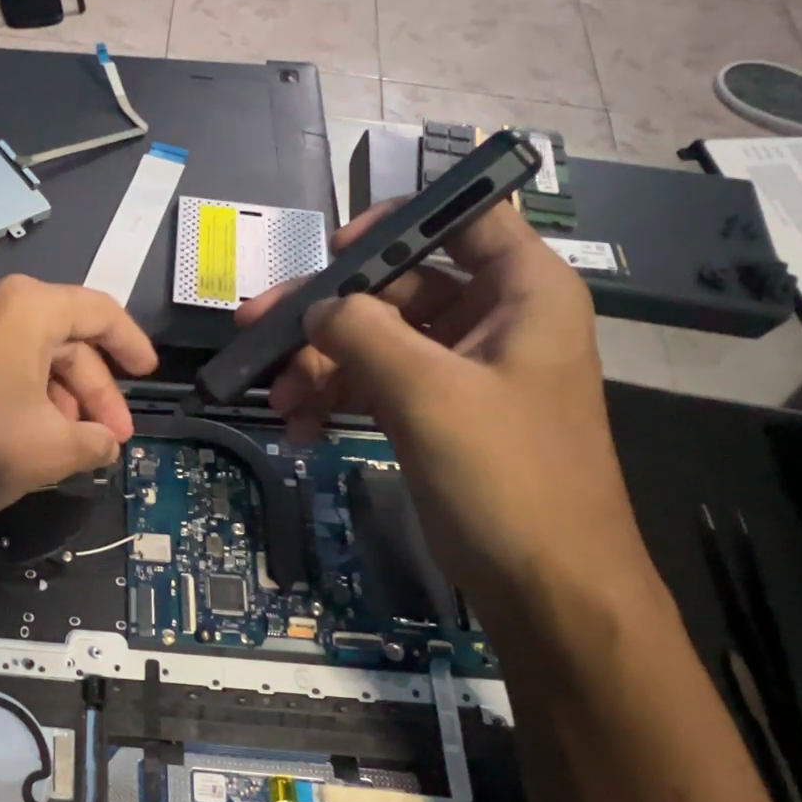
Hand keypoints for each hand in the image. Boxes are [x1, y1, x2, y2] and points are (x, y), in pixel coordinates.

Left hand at [0, 275, 158, 557]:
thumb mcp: (52, 450)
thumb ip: (96, 439)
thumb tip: (104, 442)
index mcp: (24, 306)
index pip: (98, 313)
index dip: (131, 345)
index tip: (148, 376)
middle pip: (64, 338)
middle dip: (93, 390)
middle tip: (111, 438)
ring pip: (32, 353)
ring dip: (61, 396)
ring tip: (76, 446)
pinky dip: (26, 392)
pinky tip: (38, 434)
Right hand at [235, 201, 655, 615]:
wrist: (545, 584)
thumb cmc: (506, 475)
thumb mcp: (429, 393)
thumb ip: (364, 332)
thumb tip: (316, 305)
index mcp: (522, 293)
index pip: (465, 218)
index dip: (400, 220)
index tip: (333, 248)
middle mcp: (493, 320)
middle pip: (397, 284)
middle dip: (327, 311)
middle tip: (256, 327)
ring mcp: (461, 370)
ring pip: (376, 339)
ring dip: (320, 363)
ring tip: (280, 400)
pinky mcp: (436, 413)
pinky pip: (374, 384)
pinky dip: (335, 397)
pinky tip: (302, 425)